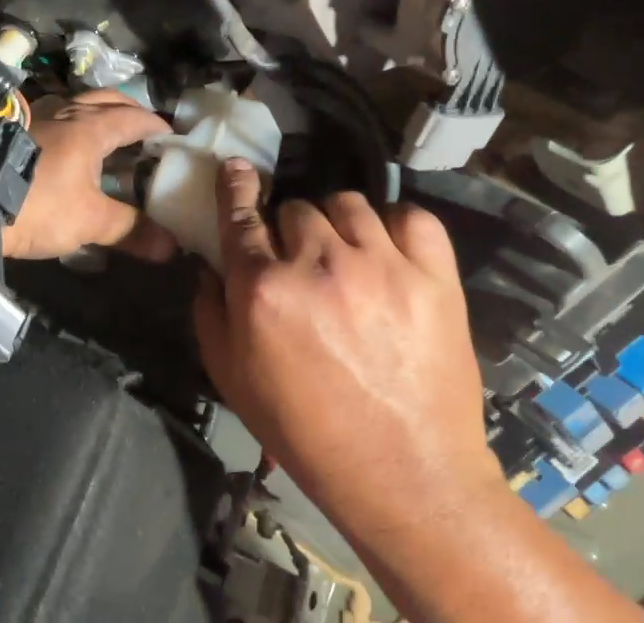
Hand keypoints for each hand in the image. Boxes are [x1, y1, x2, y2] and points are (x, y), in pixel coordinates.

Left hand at [5, 90, 176, 262]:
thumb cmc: (37, 206)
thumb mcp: (89, 221)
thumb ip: (131, 229)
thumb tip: (171, 246)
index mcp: (88, 128)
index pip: (132, 117)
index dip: (155, 125)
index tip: (171, 136)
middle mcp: (63, 114)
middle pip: (103, 100)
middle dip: (127, 109)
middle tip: (143, 129)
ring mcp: (35, 120)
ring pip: (73, 106)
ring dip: (95, 115)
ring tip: (107, 136)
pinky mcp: (14, 133)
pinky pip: (53, 120)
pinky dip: (69, 126)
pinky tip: (67, 147)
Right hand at [194, 159, 499, 543]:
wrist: (404, 474)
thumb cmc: (302, 429)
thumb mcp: (229, 374)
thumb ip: (209, 311)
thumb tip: (211, 267)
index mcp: (262, 288)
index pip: (240, 214)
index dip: (235, 186)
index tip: (236, 169)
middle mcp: (318, 264)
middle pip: (295, 208)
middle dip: (288, 228)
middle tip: (296, 258)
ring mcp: (382, 267)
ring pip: (348, 204)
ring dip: (335, 221)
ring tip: (343, 250)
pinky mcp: (435, 280)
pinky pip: (412, 218)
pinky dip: (395, 223)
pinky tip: (387, 247)